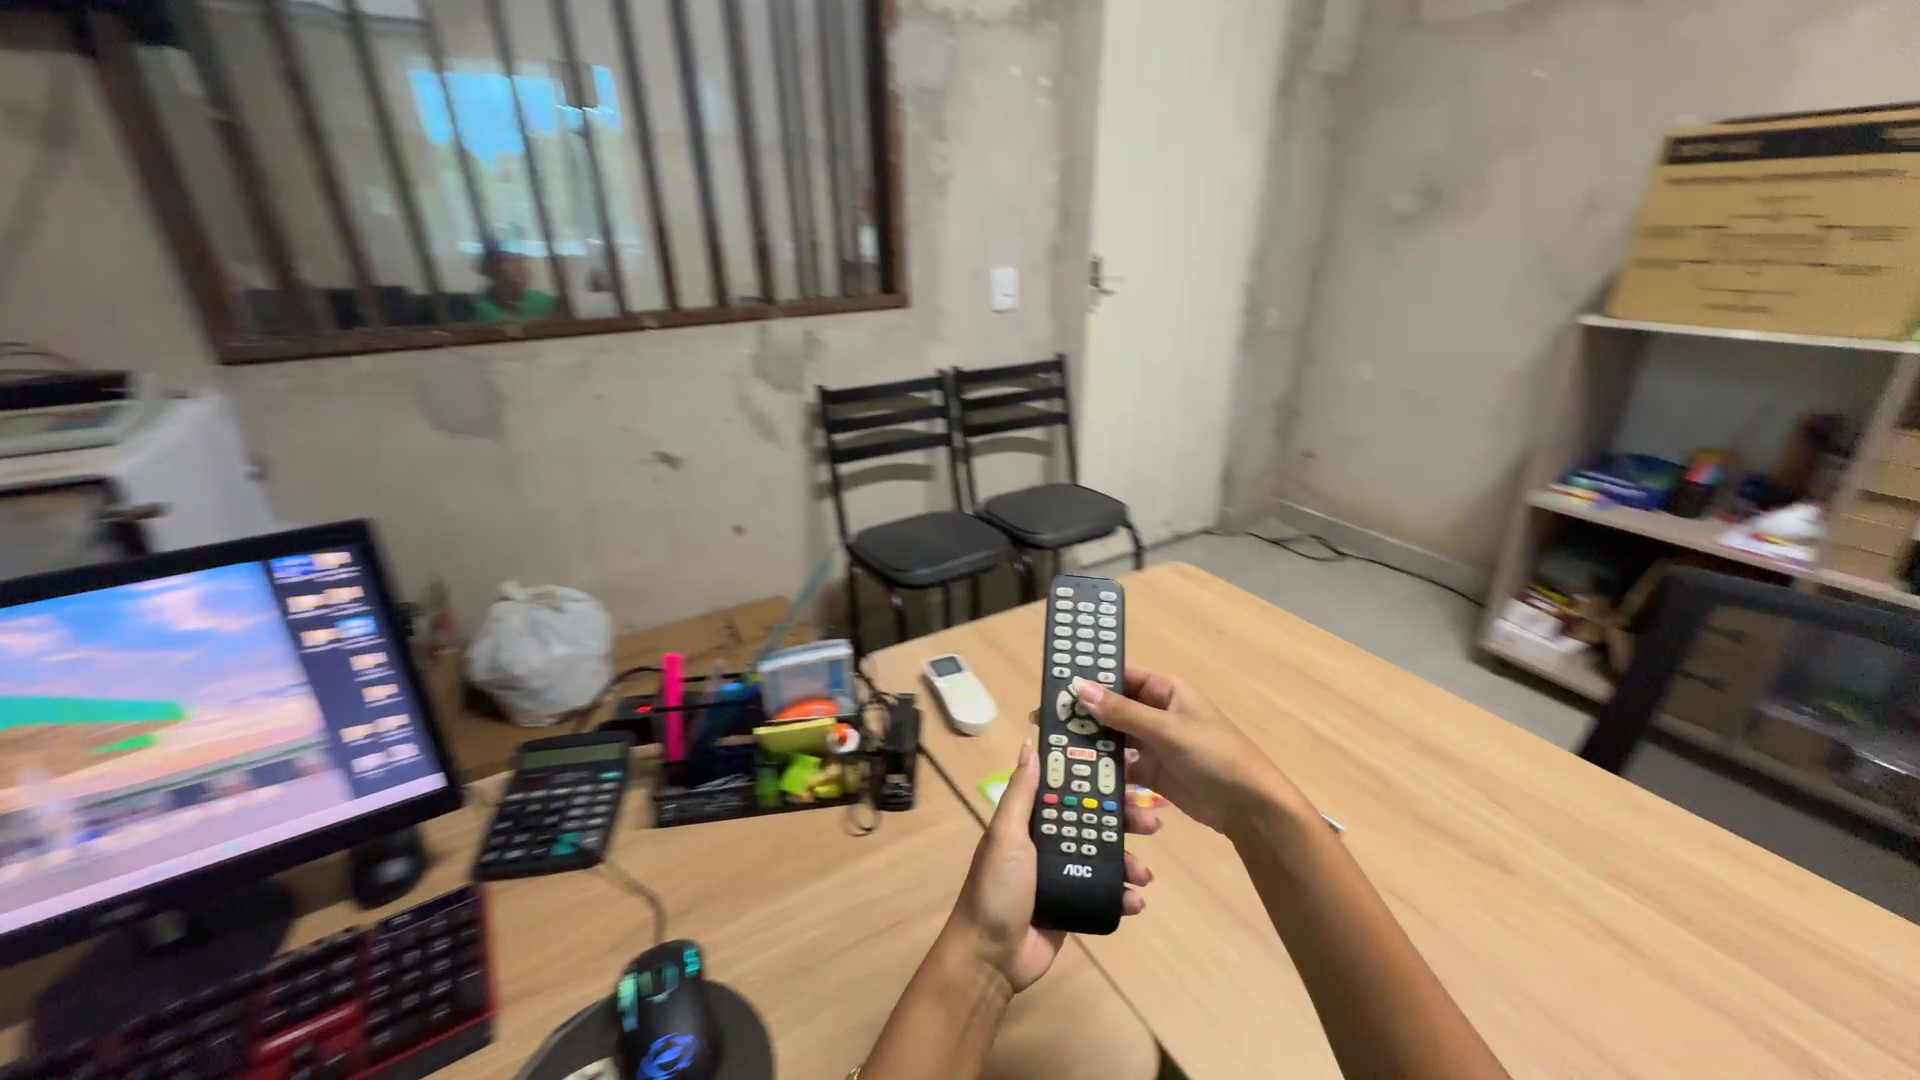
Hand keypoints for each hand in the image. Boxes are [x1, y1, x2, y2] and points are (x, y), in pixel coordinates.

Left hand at [945, 739, 1152, 992]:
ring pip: (1105, 858)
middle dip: (1123, 822)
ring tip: (1144, 873)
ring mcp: (1063, 874)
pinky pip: (1105, 893)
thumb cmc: (997, 887)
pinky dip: (1123, 894)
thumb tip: (1030, 744)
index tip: (1127, 772)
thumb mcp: (1006, 834)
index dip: (1095, 781)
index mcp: (1031, 821)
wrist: (991, 956)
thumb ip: (1022, 792)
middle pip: (1094, 823)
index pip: (1069, 791)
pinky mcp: (1074, 904)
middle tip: (1151, 824)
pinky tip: (1135, 900)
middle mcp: (1048, 843)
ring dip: (1129, 861)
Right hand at [1075, 666, 1308, 834]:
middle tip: (1044, 720)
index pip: (1119, 675)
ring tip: (1053, 746)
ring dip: (1088, 740)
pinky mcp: (1150, 772)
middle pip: (1111, 706)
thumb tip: (1079, 688)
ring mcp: (1152, 743)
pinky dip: (1101, 766)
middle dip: (1082, 712)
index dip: (1089, 678)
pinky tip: (1077, 771)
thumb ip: (1122, 711)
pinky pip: (1119, 764)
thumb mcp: (1168, 730)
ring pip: (1111, 735)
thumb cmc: (1214, 755)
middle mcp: (1155, 712)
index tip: (1055, 685)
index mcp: (1165, 690)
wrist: (1249, 808)